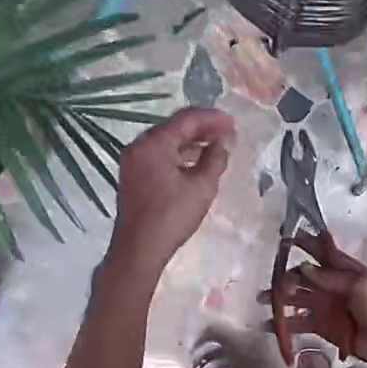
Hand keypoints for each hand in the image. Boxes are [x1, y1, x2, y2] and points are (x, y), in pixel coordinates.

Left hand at [106, 107, 234, 280]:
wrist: (139, 249)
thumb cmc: (172, 216)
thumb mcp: (202, 186)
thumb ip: (216, 158)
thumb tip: (224, 141)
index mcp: (155, 143)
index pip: (187, 119)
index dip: (213, 118)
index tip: (234, 124)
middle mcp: (140, 145)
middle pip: (175, 127)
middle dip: (202, 129)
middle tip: (227, 134)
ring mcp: (133, 160)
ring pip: (166, 141)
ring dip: (191, 142)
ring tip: (216, 148)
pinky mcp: (132, 175)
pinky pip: (158, 155)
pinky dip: (178, 154)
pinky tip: (195, 163)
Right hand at [272, 233, 366, 367]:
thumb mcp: (359, 285)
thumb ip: (330, 277)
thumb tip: (302, 267)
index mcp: (343, 269)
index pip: (320, 251)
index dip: (305, 243)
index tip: (287, 237)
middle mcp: (330, 285)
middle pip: (302, 276)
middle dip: (286, 276)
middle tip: (276, 283)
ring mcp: (324, 306)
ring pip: (296, 298)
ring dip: (278, 298)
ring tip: (263, 300)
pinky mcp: (320, 326)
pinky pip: (298, 322)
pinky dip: (283, 324)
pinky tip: (268, 325)